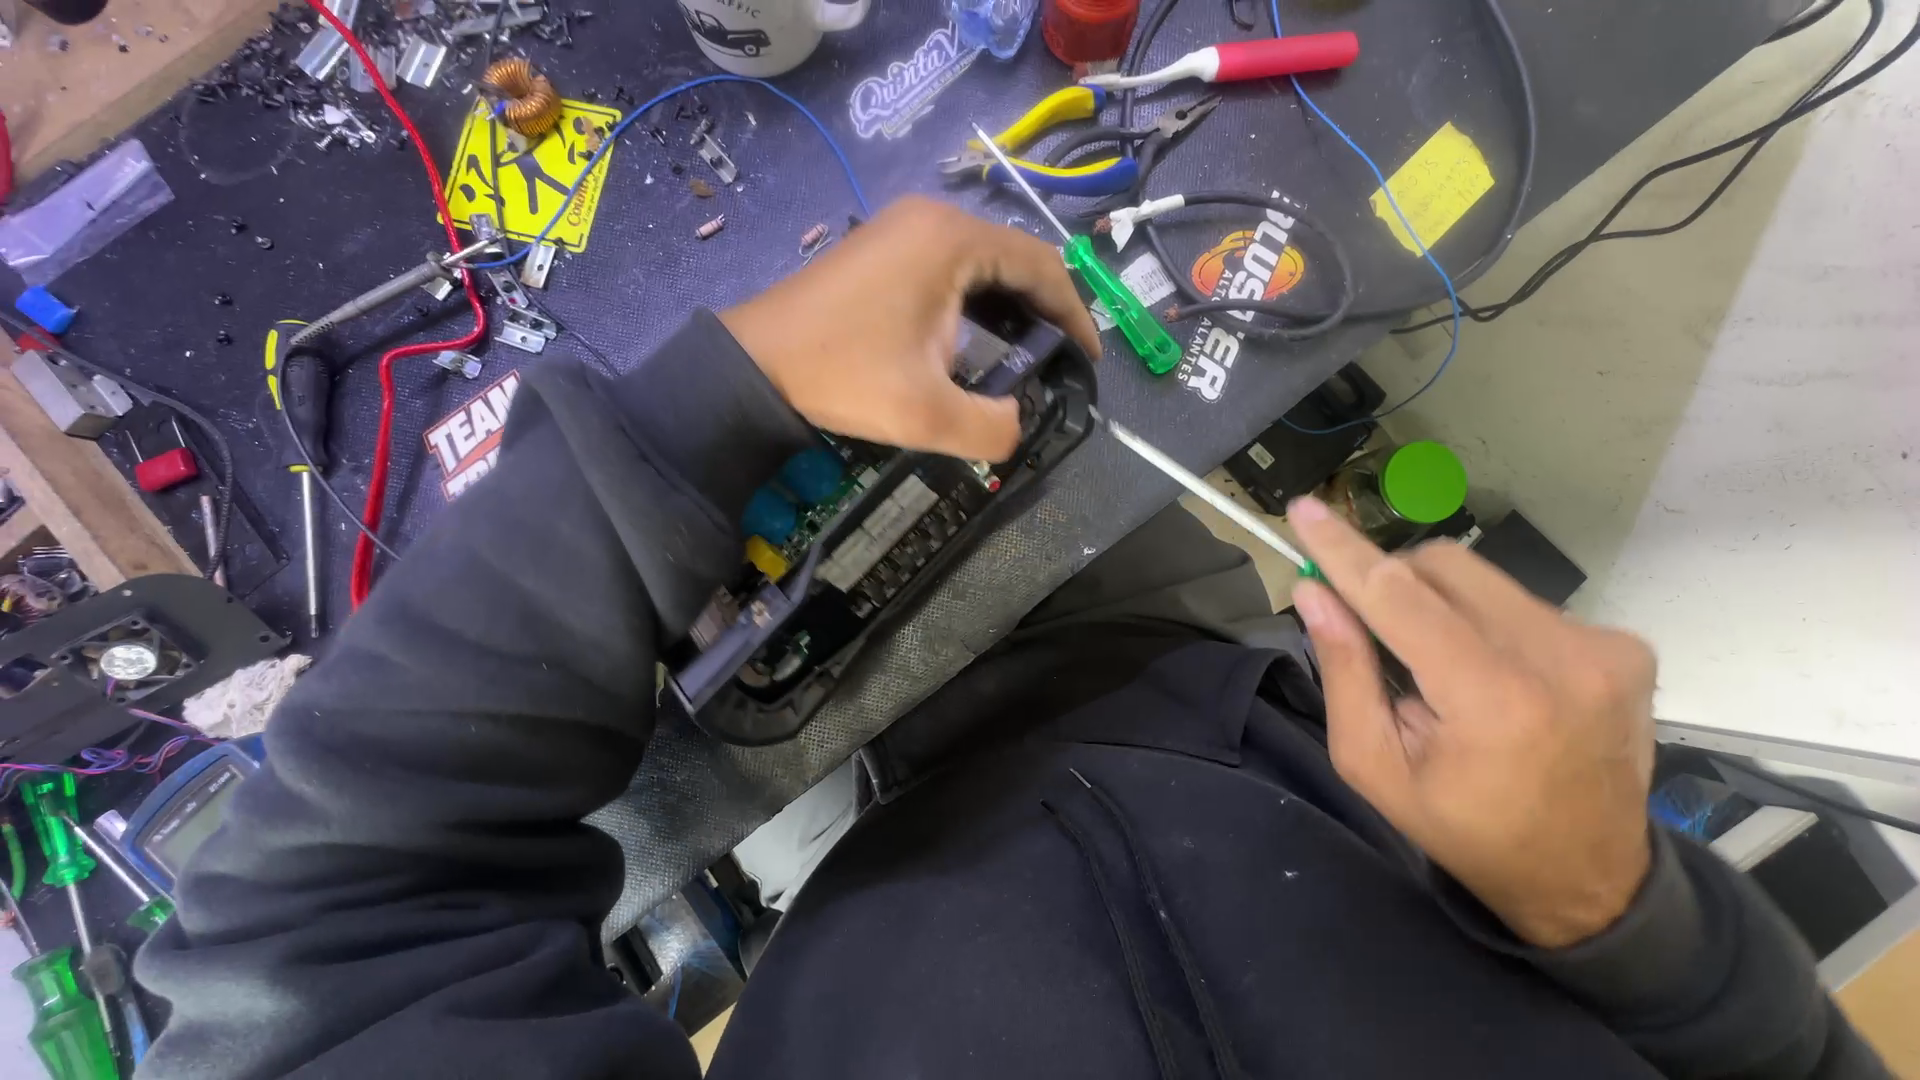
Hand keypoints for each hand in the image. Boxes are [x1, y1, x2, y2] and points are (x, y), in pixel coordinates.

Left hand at [719, 197, 1101, 461]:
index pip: (1042, 265)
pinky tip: (975, 341)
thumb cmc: (842, 378)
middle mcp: (933, 219)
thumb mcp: (926, 414)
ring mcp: (903, 228)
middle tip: (1060, 361)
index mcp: (953, 241)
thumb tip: (1018, 424)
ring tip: (1026, 356)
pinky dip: (974, 302)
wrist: (752, 364)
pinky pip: (949, 267)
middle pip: (1015, 258)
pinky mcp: (884, 246)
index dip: (1074, 314)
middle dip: (1044, 311)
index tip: (1088, 359)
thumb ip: (993, 427)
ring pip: (982, 262)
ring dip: (1009, 307)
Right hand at [1287, 495, 1656, 947]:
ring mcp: (1602, 646)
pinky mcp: (1624, 645)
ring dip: (1436, 603)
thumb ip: (1343, 671)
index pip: (1399, 595)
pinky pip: (1520, 600)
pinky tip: (1488, 674)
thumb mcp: (1374, 765)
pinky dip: (1482, 621)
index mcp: (1493, 698)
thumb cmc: (1463, 828)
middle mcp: (1560, 657)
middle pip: (1442, 565)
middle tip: (1367, 624)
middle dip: (1389, 579)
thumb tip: (1313, 594)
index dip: (1343, 551)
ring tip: (1435, 666)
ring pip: (1481, 577)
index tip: (1303, 509)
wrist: (1587, 876)